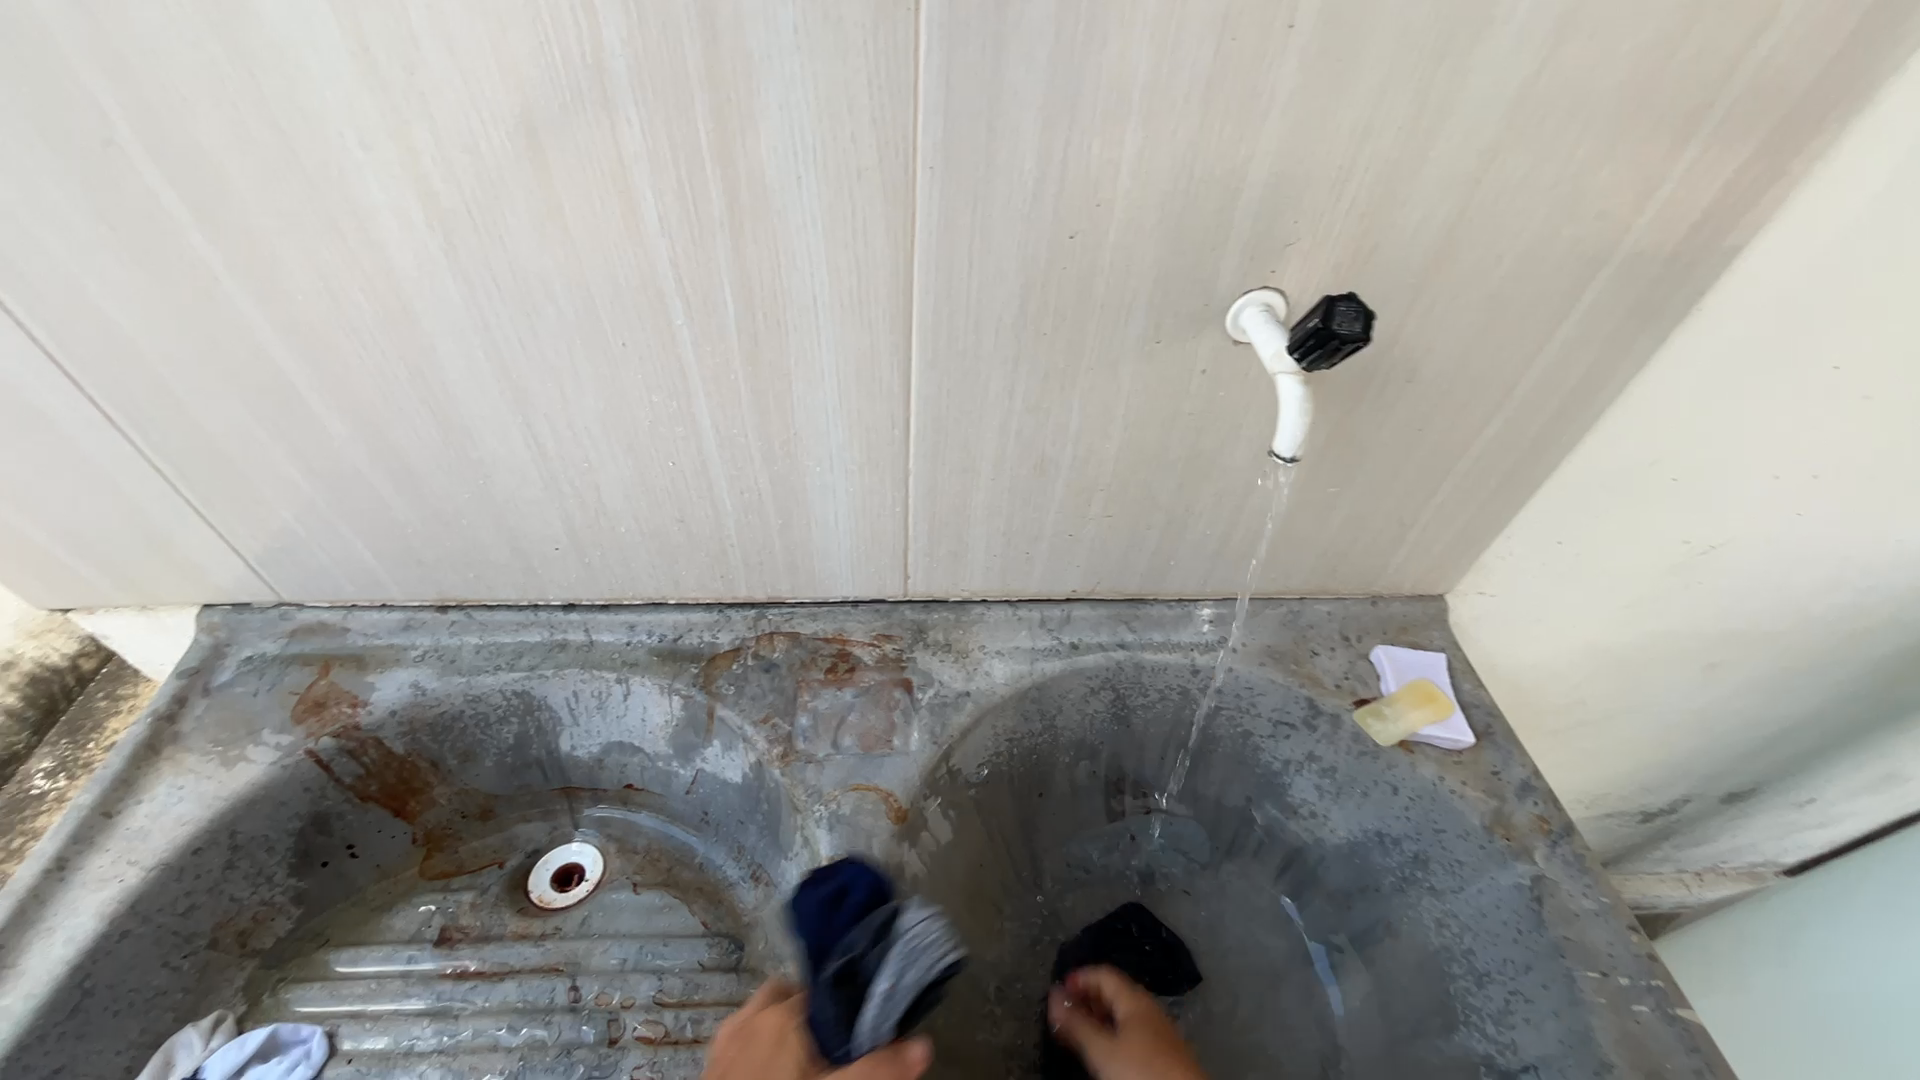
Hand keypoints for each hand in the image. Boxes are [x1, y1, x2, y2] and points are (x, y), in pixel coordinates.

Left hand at [702, 978, 933, 1079]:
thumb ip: (880, 1069)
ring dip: (782, 1026)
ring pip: (761, 1013)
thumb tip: (924, 1045)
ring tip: (806, 1059)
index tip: (863, 1025)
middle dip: (813, 1011)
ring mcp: (725, 1041)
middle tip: (835, 1046)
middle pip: (791, 995)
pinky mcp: (709, 1067)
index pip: (826, 988)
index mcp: (784, 1013)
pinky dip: (755, 1046)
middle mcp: (751, 1016)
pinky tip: (771, 1069)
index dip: (848, 1004)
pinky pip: (737, 1039)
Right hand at [1047, 966, 1206, 1079]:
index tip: (1059, 989)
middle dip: (1088, 998)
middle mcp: (1149, 1008)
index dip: (1080, 977)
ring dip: (1101, 1018)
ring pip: (1124, 1014)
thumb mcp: (1102, 1050)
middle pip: (1115, 992)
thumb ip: (1076, 1024)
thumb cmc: (1141, 1070)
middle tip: (1066, 1012)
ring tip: (1082, 1033)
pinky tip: (1107, 1052)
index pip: (1104, 973)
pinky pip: (1134, 1031)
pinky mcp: (1165, 1052)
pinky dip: (1114, 1033)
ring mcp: (1160, 1030)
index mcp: (1135, 1000)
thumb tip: (1053, 996)